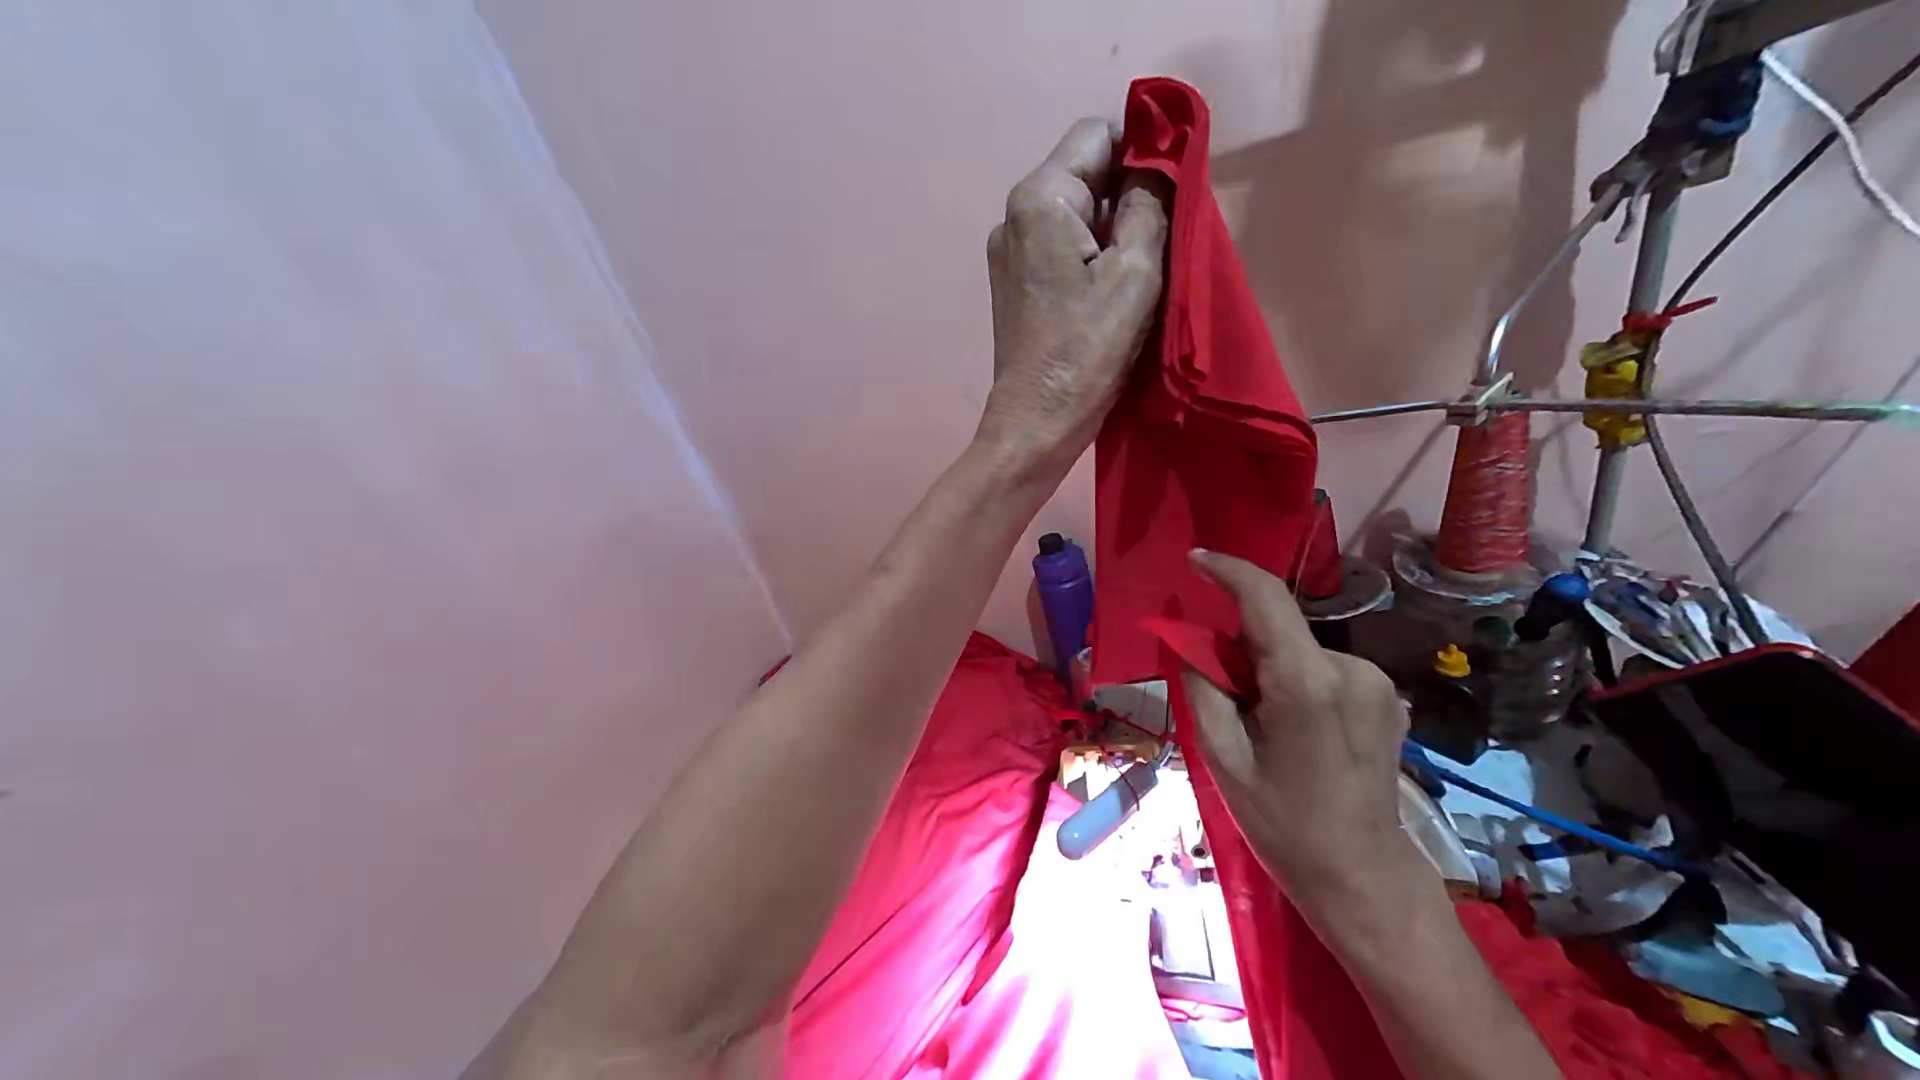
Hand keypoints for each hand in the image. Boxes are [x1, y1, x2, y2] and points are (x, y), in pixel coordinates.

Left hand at [977, 118, 1168, 471]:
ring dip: (1111, 232)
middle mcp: (1013, 216)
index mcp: (1039, 198)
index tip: (1169, 189)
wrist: (1036, 421)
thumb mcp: (1136, 271)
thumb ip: (1149, 201)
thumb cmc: (1087, 350)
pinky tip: (1107, 293)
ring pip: (1075, 215)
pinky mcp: (1014, 285)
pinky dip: (1089, 257)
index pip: (1096, 134)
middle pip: (1084, 174)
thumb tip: (1154, 161)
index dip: (1140, 150)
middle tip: (1160, 240)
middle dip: (1127, 195)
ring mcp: (1008, 253)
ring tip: (1134, 276)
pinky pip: (1060, 248)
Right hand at [1181, 550, 1419, 905]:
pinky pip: (1322, 667)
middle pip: (1278, 628)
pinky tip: (1293, 725)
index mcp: (1308, 683)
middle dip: (1240, 644)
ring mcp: (1377, 682)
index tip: (1195, 559)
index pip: (1265, 599)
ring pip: (1298, 649)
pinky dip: (1294, 678)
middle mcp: (1352, 669)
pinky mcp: (1387, 696)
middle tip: (1221, 691)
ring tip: (1260, 719)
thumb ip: (1202, 685)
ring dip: (1268, 665)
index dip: (1228, 570)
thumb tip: (1190, 639)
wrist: (1361, 876)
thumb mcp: (1221, 756)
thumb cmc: (1282, 823)